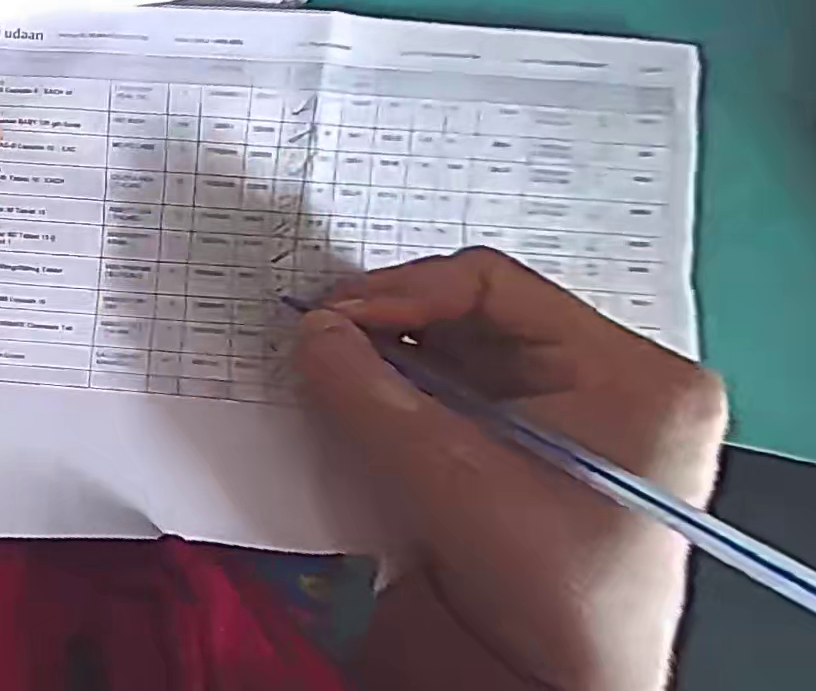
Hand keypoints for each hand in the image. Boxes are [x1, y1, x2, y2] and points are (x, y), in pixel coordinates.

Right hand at [296, 248, 726, 690]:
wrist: (536, 659)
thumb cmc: (531, 577)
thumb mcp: (443, 476)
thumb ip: (363, 389)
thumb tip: (310, 326)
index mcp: (627, 374)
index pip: (491, 283)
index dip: (402, 290)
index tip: (336, 320)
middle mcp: (592, 368)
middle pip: (458, 299)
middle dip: (380, 314)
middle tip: (322, 335)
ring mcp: (545, 388)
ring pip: (433, 326)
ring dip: (373, 340)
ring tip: (330, 361)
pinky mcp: (499, 409)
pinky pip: (425, 358)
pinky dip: (377, 364)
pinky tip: (349, 385)